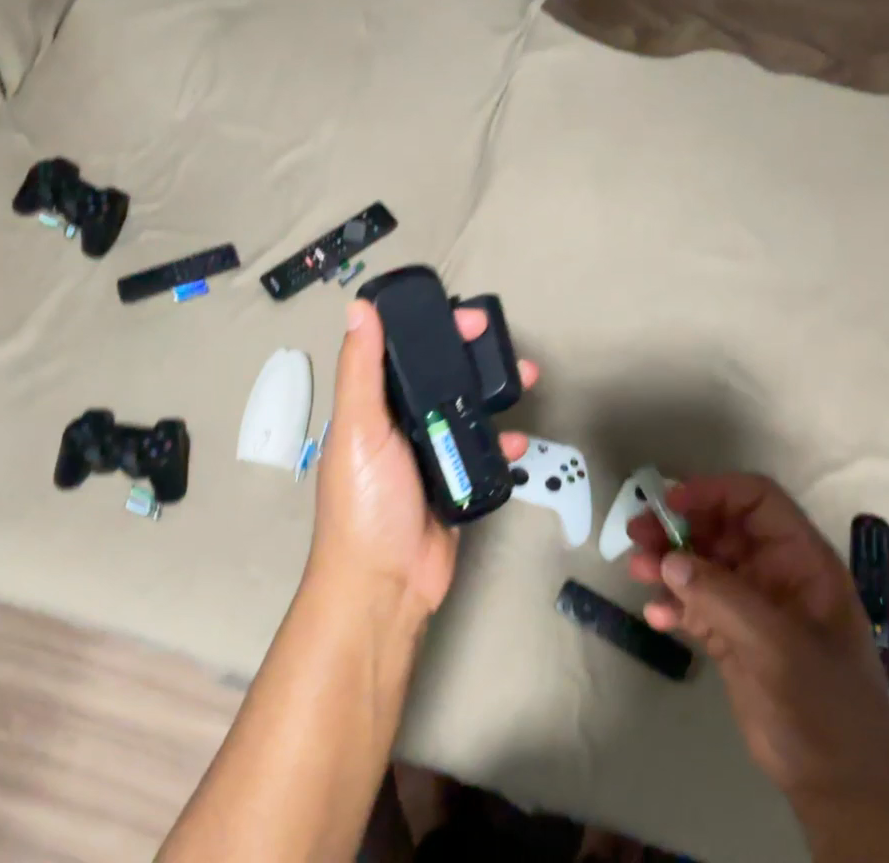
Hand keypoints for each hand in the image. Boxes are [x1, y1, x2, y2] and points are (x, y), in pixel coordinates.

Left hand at [312, 300, 537, 619]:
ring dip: (498, 395)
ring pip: (470, 412)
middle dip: (476, 360)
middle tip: (509, 348)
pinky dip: (504, 443)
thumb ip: (361, 368)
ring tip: (529, 380)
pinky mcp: (459, 483)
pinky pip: (485, 453)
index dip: (434, 329)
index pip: (404, 354)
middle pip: (444, 379)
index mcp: (374, 407)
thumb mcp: (358, 428)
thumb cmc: (365, 501)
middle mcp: (402, 425)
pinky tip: (518, 441)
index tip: (467, 317)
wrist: (386, 582)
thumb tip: (359, 307)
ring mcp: (433, 455)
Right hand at [625, 475, 888, 802]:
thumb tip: (669, 560)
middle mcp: (777, 576)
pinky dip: (673, 605)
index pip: (758, 502)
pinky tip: (655, 617)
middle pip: (722, 530)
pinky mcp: (733, 640)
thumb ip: (723, 598)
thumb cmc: (824, 706)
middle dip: (680, 528)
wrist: (840, 785)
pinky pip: (696, 606)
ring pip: (704, 566)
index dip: (714, 492)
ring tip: (636, 571)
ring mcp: (754, 609)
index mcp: (803, 563)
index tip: (669, 504)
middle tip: (637, 535)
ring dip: (668, 564)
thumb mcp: (778, 646)